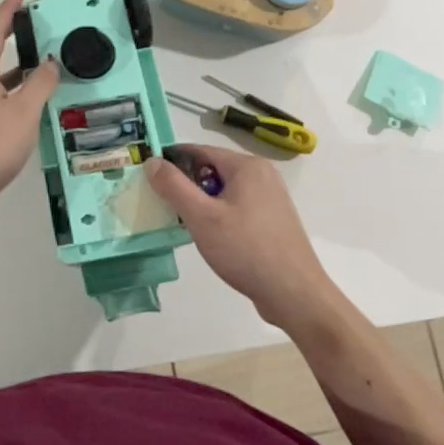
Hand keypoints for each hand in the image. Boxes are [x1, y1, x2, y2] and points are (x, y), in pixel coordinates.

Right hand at [146, 144, 334, 329]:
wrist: (294, 293)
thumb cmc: (245, 249)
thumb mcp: (202, 217)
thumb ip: (174, 186)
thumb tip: (152, 161)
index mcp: (248, 167)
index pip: (200, 150)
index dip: (173, 160)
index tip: (149, 175)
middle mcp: (263, 175)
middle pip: (214, 169)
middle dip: (187, 183)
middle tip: (163, 203)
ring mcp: (272, 198)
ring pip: (226, 190)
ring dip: (203, 202)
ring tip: (183, 222)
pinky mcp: (274, 221)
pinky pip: (239, 207)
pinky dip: (220, 214)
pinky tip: (210, 236)